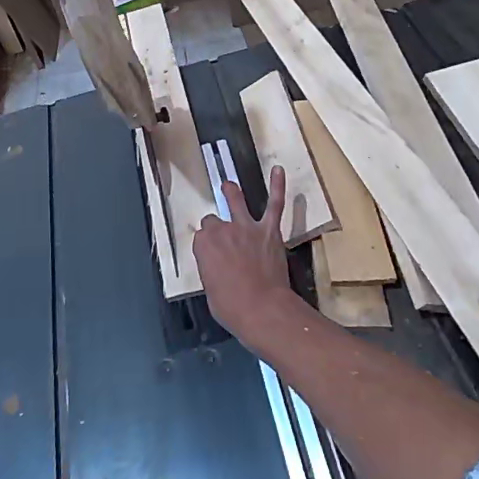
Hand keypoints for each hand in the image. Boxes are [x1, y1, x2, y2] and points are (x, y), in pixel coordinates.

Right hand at [193, 164, 307, 341]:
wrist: (262, 308)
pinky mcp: (270, 231)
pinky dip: (278, 186)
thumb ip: (212, 269)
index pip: (201, 237)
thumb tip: (219, 266)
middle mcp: (222, 231)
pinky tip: (278, 170)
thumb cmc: (231, 307)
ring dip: (232, 192)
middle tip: (223, 239)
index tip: (211, 255)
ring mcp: (247, 227)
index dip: (206, 246)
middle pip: (214, 221)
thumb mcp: (210, 290)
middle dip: (216, 227)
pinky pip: (274, 204)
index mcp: (203, 246)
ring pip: (237, 202)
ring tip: (229, 185)